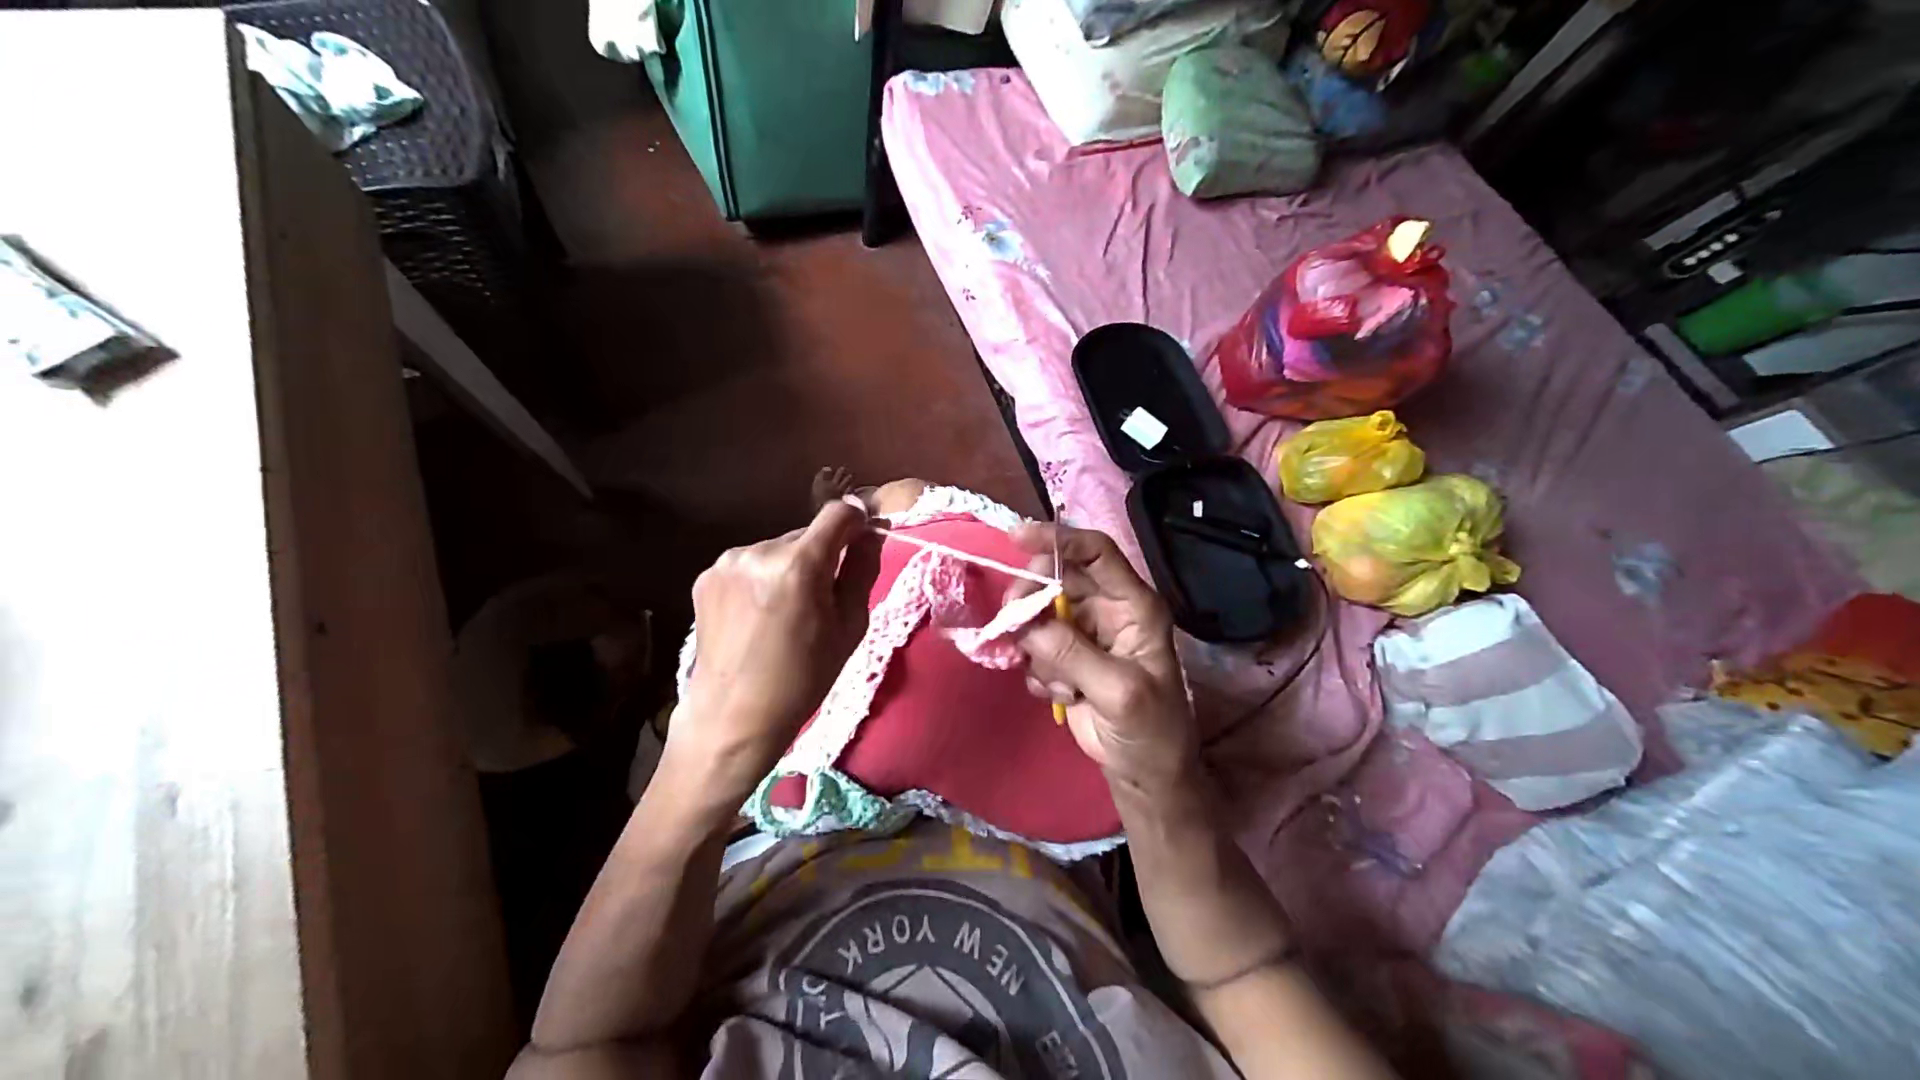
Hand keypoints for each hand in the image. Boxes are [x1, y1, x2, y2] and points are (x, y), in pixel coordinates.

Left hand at [672, 500, 882, 797]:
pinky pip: (749, 564)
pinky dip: (761, 579)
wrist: (734, 716)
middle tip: (819, 598)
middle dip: (819, 555)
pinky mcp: (706, 576)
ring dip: (788, 567)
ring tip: (783, 611)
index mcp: (799, 566)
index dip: (856, 522)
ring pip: (777, 549)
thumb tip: (870, 532)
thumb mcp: (849, 628)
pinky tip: (757, 616)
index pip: (838, 513)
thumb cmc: (804, 678)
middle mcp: (760, 552)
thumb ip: (862, 570)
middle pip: (806, 534)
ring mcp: (727, 562)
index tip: (860, 541)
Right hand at [1009, 524, 1199, 796]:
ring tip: (1057, 682)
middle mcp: (1106, 610)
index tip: (1016, 537)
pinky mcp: (1063, 658)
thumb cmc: (1151, 730)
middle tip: (1011, 622)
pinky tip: (1059, 695)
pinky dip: (1036, 669)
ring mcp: (1082, 634)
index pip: (1096, 553)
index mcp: (1133, 605)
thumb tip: (1026, 625)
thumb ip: (1073, 655)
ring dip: (1034, 645)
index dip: (1058, 540)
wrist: (1145, 774)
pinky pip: (1033, 645)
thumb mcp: (1120, 692)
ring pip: (1037, 614)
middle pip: (1056, 579)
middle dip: (1030, 598)